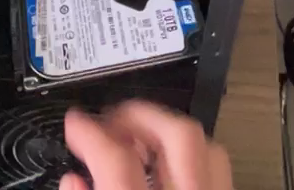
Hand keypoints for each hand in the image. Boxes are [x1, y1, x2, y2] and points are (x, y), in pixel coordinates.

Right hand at [62, 102, 234, 189]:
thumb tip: (74, 179)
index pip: (119, 162)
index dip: (91, 133)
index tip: (75, 121)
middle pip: (178, 135)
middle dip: (141, 113)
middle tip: (110, 118)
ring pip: (209, 146)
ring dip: (172, 130)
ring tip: (140, 137)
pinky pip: (219, 170)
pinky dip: (195, 156)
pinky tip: (170, 167)